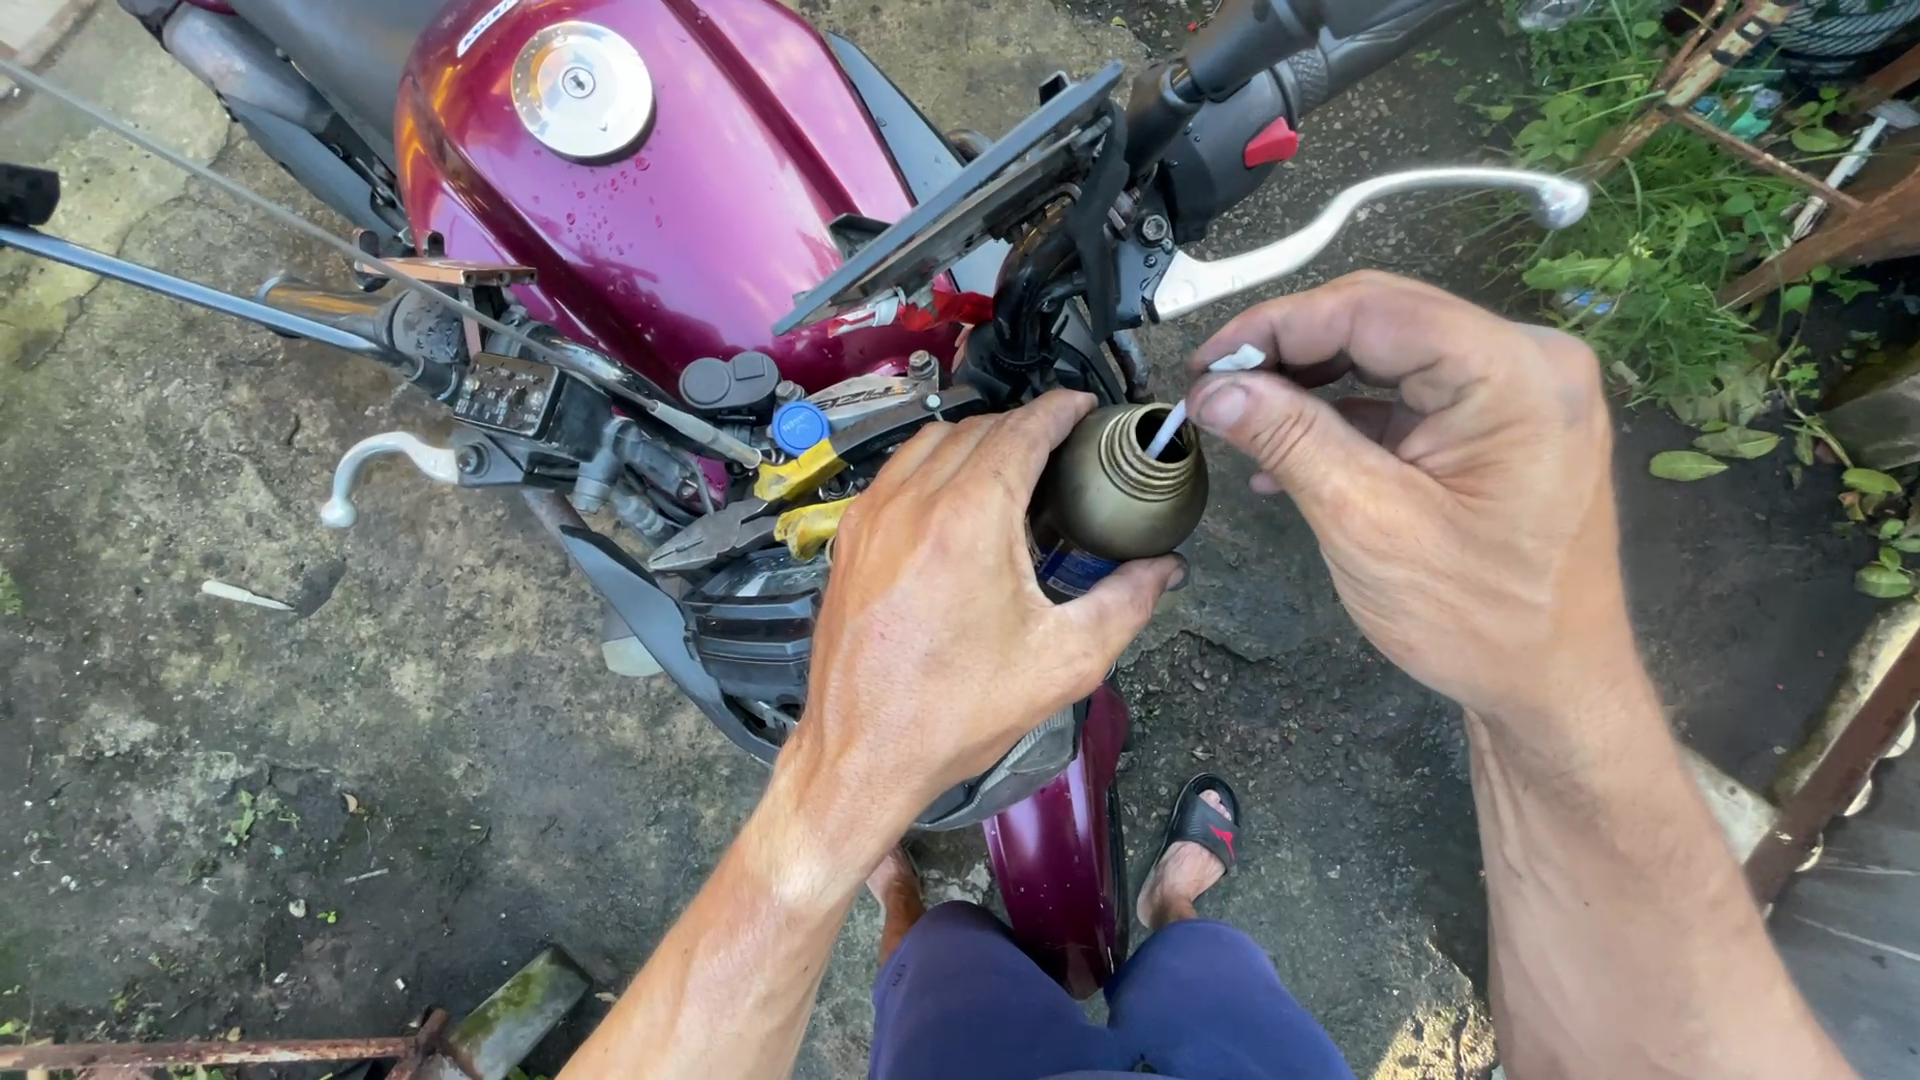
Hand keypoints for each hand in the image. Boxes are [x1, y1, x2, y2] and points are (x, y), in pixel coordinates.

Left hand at [782, 390, 1182, 840]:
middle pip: (977, 429)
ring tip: (1011, 463)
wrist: (863, 752)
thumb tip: (1161, 569)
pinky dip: (933, 463)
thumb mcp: (1063, 662)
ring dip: (976, 438)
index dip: (1059, 410)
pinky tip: (953, 495)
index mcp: (968, 519)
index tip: (1081, 407)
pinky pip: (896, 472)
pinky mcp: (850, 539)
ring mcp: (872, 517)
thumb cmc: (955, 712)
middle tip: (1059, 445)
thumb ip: (1125, 603)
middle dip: (1023, 425)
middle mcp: (913, 502)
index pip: (1021, 431)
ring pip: (930, 441)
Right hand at [1184, 272, 1624, 723]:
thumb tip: (1214, 389)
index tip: (1203, 363)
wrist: (1549, 683)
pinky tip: (1281, 453)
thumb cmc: (1473, 615)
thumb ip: (1291, 439)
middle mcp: (1523, 361)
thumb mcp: (1365, 522)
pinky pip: (1396, 395)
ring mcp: (1510, 391)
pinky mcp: (1488, 423)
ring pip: (1380, 352)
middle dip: (1284, 348)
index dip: (1274, 325)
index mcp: (1513, 372)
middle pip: (1378, 318)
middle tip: (1212, 388)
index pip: (1372, 308)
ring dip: (1302, 381)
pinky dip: (1334, 414)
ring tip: (1237, 416)